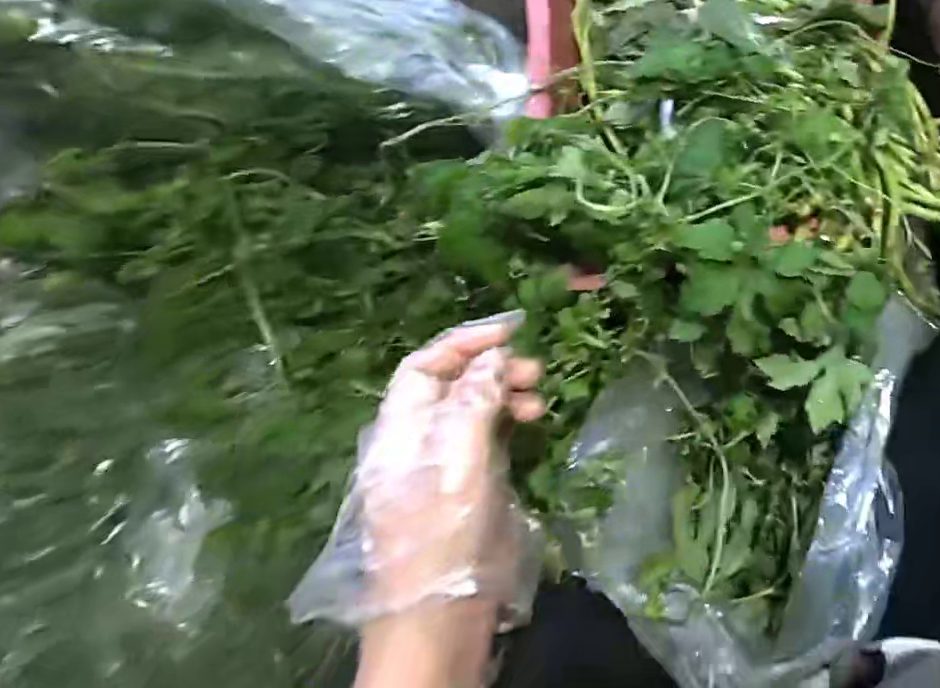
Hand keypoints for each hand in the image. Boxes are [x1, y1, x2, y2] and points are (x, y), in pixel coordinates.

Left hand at [360, 315, 544, 620]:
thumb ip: (474, 403)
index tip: (511, 330)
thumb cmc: (444, 531)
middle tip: (535, 368)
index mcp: (401, 431)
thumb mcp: (459, 461)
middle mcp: (420, 437)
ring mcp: (446, 457)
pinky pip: (491, 428)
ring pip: (477, 403)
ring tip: (539, 396)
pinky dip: (513, 415)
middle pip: (454, 382)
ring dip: (508, 389)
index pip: (424, 367)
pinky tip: (535, 419)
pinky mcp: (471, 475)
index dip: (464, 343)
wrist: (445, 610)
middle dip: (494, 366)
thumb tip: (495, 356)